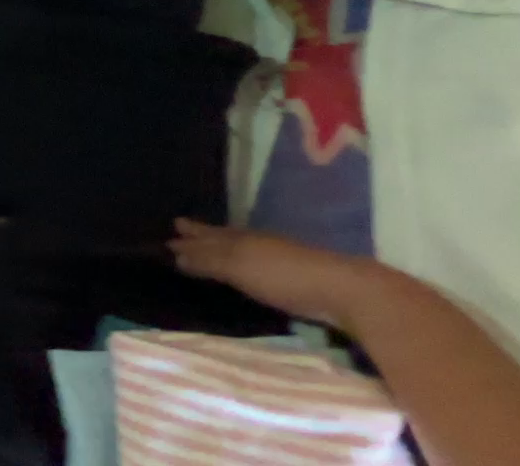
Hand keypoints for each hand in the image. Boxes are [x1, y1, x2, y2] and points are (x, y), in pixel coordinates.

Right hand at [170, 218, 396, 331]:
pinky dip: (245, 262)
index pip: (208, 234)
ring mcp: (280, 258)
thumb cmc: (283, 276)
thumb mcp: (237, 268)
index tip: (171, 229)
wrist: (348, 291)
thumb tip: (174, 252)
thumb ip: (207, 261)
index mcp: (239, 238)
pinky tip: (248, 270)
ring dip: (223, 246)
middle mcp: (257, 243)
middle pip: (224, 236)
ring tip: (211, 246)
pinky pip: (259, 263)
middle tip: (182, 227)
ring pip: (242, 247)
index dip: (190, 234)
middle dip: (204, 234)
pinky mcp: (298, 276)